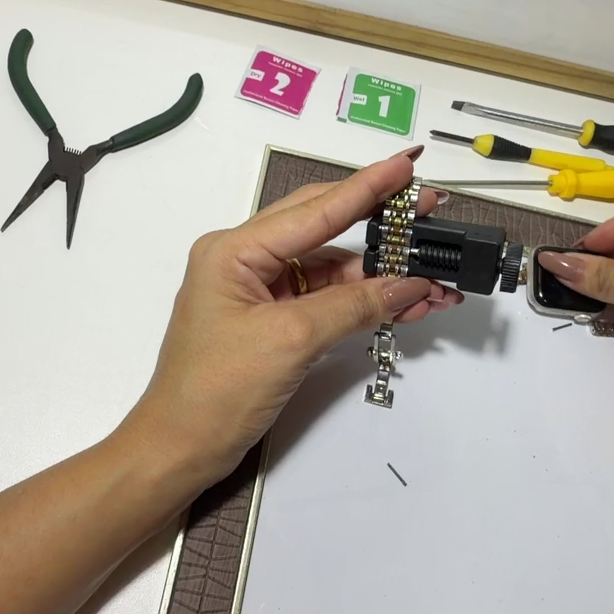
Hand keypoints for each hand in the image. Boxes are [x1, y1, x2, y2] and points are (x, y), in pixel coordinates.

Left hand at [128, 150, 463, 482]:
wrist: (181, 448)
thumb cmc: (217, 391)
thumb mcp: (291, 340)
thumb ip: (354, 305)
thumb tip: (410, 284)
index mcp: (235, 250)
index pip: (314, 210)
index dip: (367, 187)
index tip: (407, 165)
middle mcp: (246, 259)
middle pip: (324, 228)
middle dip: (380, 226)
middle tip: (429, 212)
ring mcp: (260, 290)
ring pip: (331, 267)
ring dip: (379, 276)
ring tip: (432, 281)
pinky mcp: (273, 318)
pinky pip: (326, 297)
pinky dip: (363, 301)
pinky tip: (402, 304)